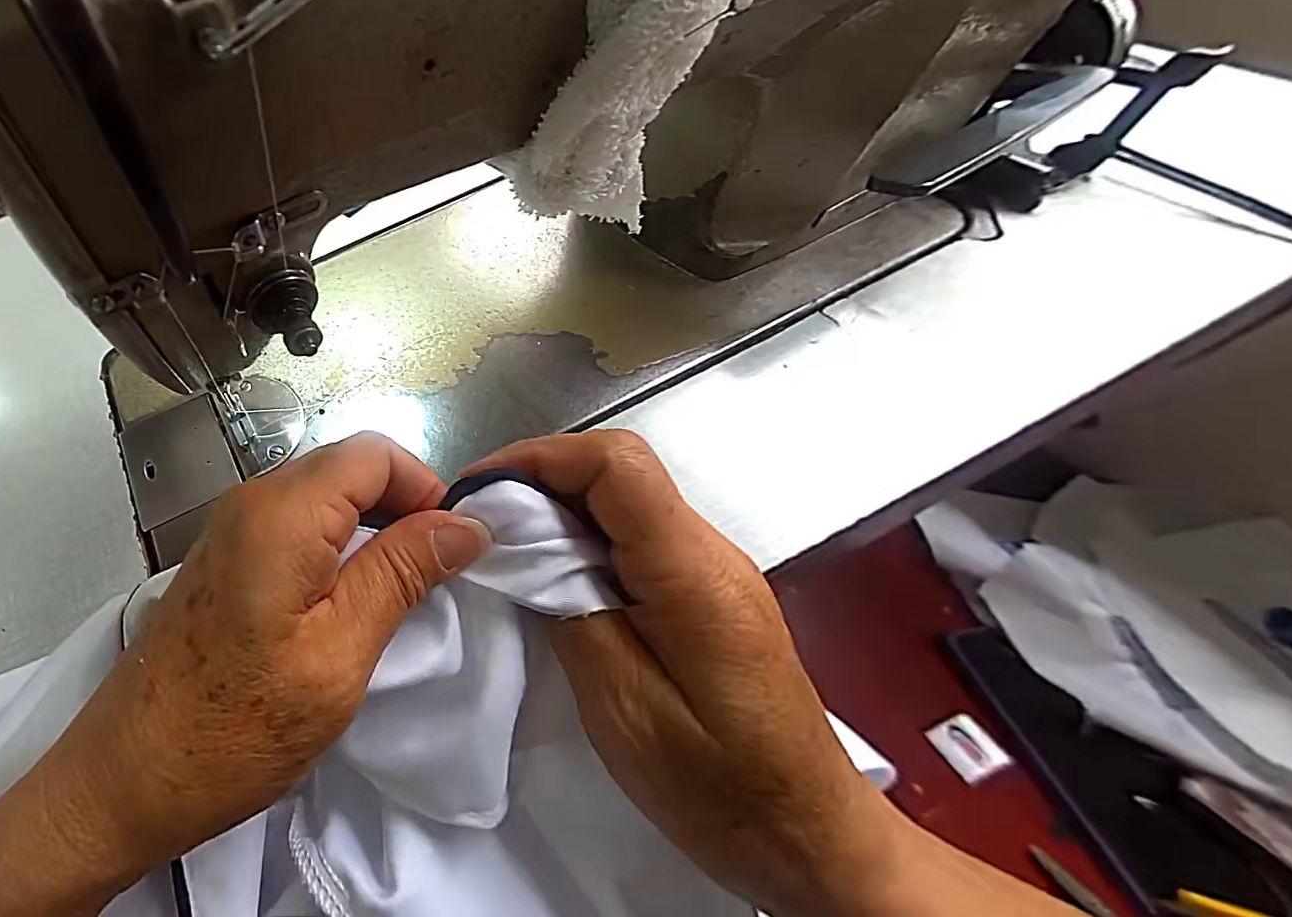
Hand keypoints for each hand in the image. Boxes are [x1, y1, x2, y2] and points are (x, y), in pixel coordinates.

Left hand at [0, 432, 493, 916]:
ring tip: (396, 589)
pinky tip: (348, 594)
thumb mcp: (339, 654)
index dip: (423, 487)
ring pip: (327, 491)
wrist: (126, 777)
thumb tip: (465, 524)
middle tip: (429, 574)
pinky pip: (299, 519)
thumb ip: (402, 574)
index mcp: (282, 512)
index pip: (374, 453)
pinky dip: (338, 541)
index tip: (450, 548)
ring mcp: (234, 523)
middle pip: (349, 465)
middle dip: (402, 505)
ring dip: (372, 525)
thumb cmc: (237, 727)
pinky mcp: (228, 551)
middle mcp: (253, 498)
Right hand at [466, 431, 1074, 916]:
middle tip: (481, 516)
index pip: (616, 465)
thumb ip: (570, 611)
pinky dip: (578, 529)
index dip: (540, 457)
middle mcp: (707, 547)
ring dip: (554, 500)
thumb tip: (523, 546)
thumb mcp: (624, 708)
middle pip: (616, 466)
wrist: (810, 834)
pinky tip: (551, 567)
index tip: (481, 489)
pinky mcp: (702, 580)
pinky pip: (630, 527)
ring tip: (504, 538)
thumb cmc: (719, 787)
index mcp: (692, 572)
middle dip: (538, 474)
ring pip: (620, 492)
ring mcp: (710, 560)